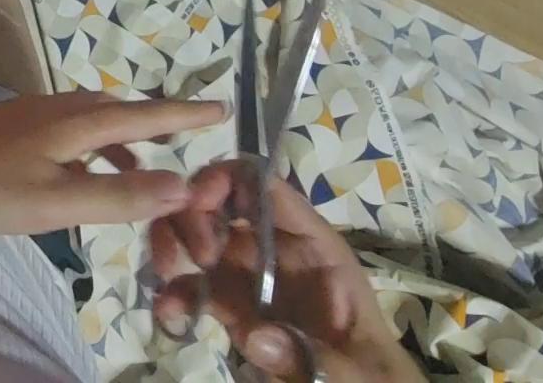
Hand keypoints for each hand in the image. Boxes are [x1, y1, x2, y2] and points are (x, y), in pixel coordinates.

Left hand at [0, 91, 224, 234]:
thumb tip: (183, 184)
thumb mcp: (56, 202)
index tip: (222, 109)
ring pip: (91, 121)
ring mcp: (30, 116)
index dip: (183, 114)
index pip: (141, 114)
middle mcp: (55, 108)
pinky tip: (85, 175)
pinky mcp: (13, 129)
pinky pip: (69, 131)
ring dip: (123, 141)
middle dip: (155, 125)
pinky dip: (92, 149)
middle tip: (188, 142)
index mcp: (72, 122)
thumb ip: (118, 195)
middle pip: (117, 111)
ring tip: (144, 171)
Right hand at [150, 162, 425, 382]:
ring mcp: (245, 273)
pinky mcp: (227, 302)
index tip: (196, 202)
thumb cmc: (376, 379)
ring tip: (166, 276)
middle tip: (194, 258)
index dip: (224, 180)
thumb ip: (317, 356)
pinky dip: (170, 291)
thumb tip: (254, 335)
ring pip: (190, 232)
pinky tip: (168, 313)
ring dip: (170, 243)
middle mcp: (271, 246)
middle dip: (190, 215)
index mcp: (311, 244)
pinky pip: (186, 282)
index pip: (262, 185)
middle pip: (215, 200)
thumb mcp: (365, 372)